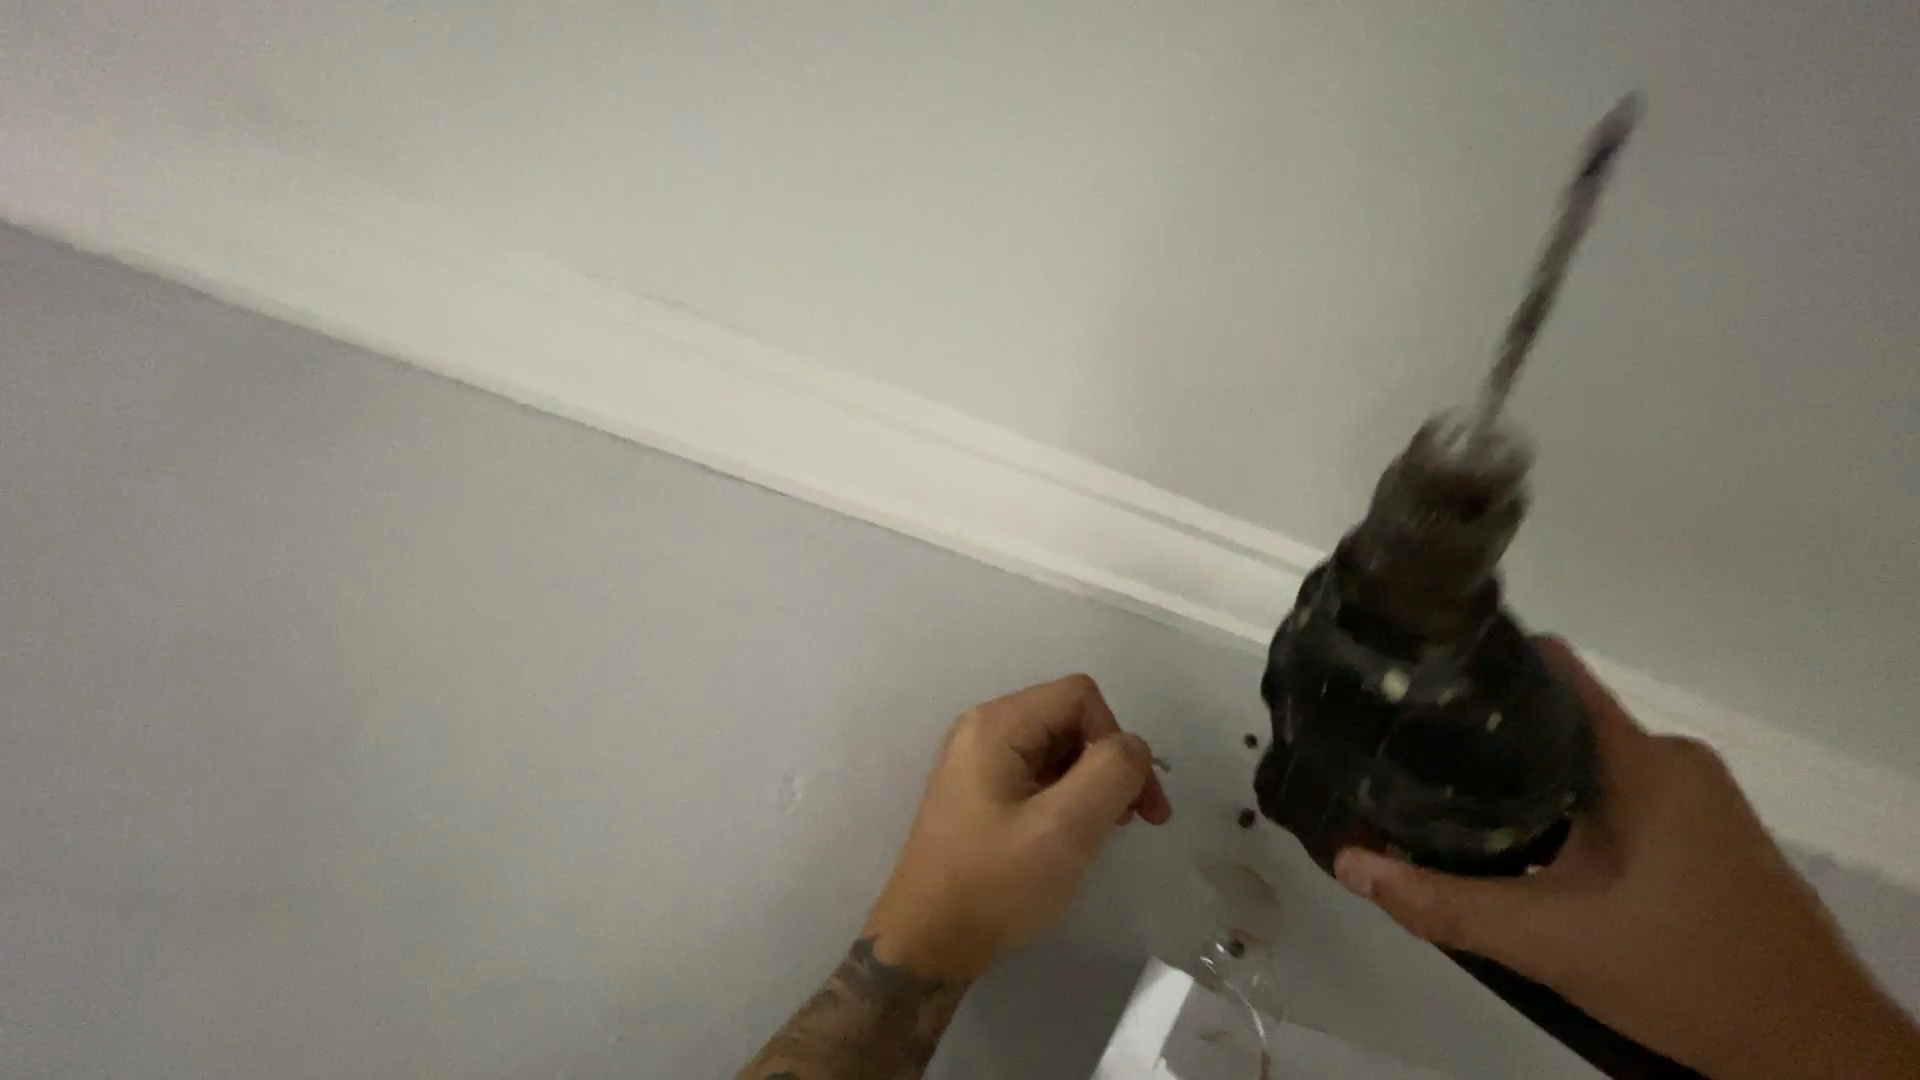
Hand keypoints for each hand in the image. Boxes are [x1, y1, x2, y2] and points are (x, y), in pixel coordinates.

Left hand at [862, 674, 1172, 980]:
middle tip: (1135, 821)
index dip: (1115, 738)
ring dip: (1092, 783)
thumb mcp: (1064, 829)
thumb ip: (1111, 773)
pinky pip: (1039, 772)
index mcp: (997, 724)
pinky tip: (1074, 835)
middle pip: (1070, 718)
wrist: (929, 940)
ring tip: (1105, 831)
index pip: (1079, 696)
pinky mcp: (981, 787)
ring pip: (1058, 747)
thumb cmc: (995, 884)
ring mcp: (980, 758)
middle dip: (1109, 763)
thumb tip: (1132, 746)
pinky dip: (1068, 796)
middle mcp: (985, 728)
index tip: (1135, 799)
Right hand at [1333, 638, 1919, 1077]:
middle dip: (1475, 725)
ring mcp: (1686, 793)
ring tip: (1434, 784)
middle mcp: (1664, 759)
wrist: (1819, 1059)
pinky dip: (1547, 798)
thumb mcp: (1551, 942)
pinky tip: (1507, 835)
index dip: (1477, 659)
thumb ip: (1443, 902)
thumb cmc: (1690, 977)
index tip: (1412, 670)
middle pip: (1550, 713)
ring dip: (1509, 768)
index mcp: (1639, 759)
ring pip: (1572, 754)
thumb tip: (1346, 862)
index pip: (1548, 668)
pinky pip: (1599, 785)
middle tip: (1401, 741)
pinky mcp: (1694, 827)